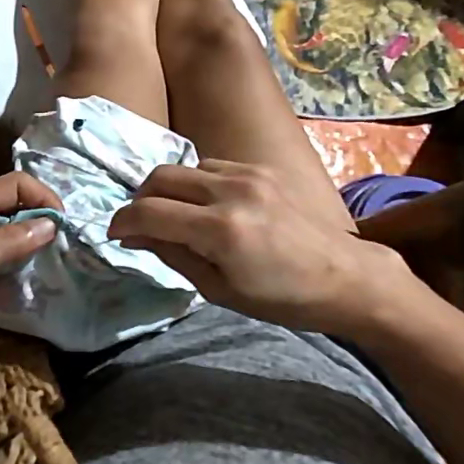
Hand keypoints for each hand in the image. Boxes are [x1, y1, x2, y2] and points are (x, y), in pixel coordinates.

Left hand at [0, 172, 61, 379]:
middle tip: (67, 246)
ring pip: (13, 232)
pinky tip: (38, 278)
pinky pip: (5, 257)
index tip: (64, 225)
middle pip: (16, 206)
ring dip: (35, 243)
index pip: (14, 184)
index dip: (42, 197)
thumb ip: (9, 241)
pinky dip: (23, 263)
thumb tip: (50, 223)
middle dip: (42, 220)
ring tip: (59, 262)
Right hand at [108, 160, 419, 336]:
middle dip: (139, 200)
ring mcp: (249, 174)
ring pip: (182, 167)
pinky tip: (204, 205)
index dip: (122, 222)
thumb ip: (172, 255)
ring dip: (166, 189)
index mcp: (220, 230)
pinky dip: (194, 182)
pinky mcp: (261, 168)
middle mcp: (231, 192)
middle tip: (140, 224)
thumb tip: (134, 236)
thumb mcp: (218, 289)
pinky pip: (209, 165)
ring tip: (172, 214)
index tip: (115, 235)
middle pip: (159, 177)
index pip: (148, 211)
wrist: (348, 278)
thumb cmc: (282, 298)